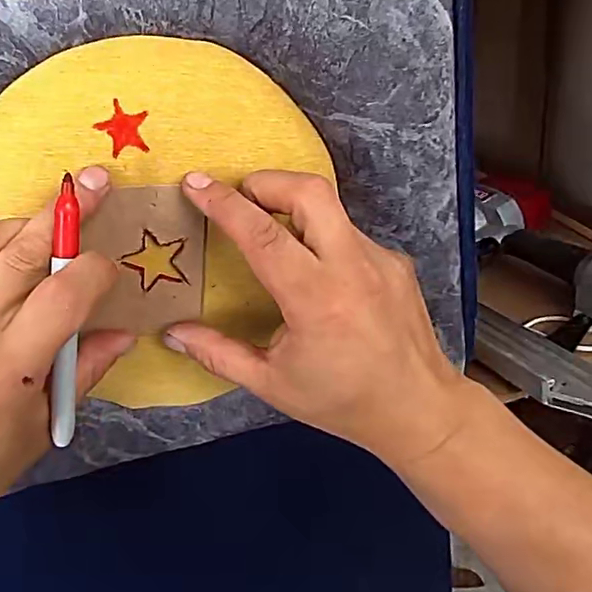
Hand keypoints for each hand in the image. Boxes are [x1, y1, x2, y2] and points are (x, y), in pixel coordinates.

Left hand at [0, 167, 135, 562]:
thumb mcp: (35, 431)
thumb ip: (81, 373)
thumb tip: (122, 334)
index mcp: (6, 369)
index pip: (63, 294)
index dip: (95, 271)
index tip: (111, 268)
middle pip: (23, 251)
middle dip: (66, 212)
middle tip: (96, 181)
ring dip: (24, 221)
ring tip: (52, 215)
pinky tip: (7, 253)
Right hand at [164, 171, 480, 470]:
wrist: (419, 410)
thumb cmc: (341, 401)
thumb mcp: (271, 384)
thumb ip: (218, 354)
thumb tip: (172, 333)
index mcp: (316, 300)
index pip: (263, 234)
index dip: (223, 203)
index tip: (195, 183)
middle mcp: (353, 267)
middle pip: (309, 191)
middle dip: (266, 181)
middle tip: (239, 196)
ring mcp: (380, 258)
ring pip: (330, 207)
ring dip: (292, 206)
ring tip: (269, 230)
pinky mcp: (395, 260)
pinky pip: (348, 232)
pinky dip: (319, 236)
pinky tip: (314, 270)